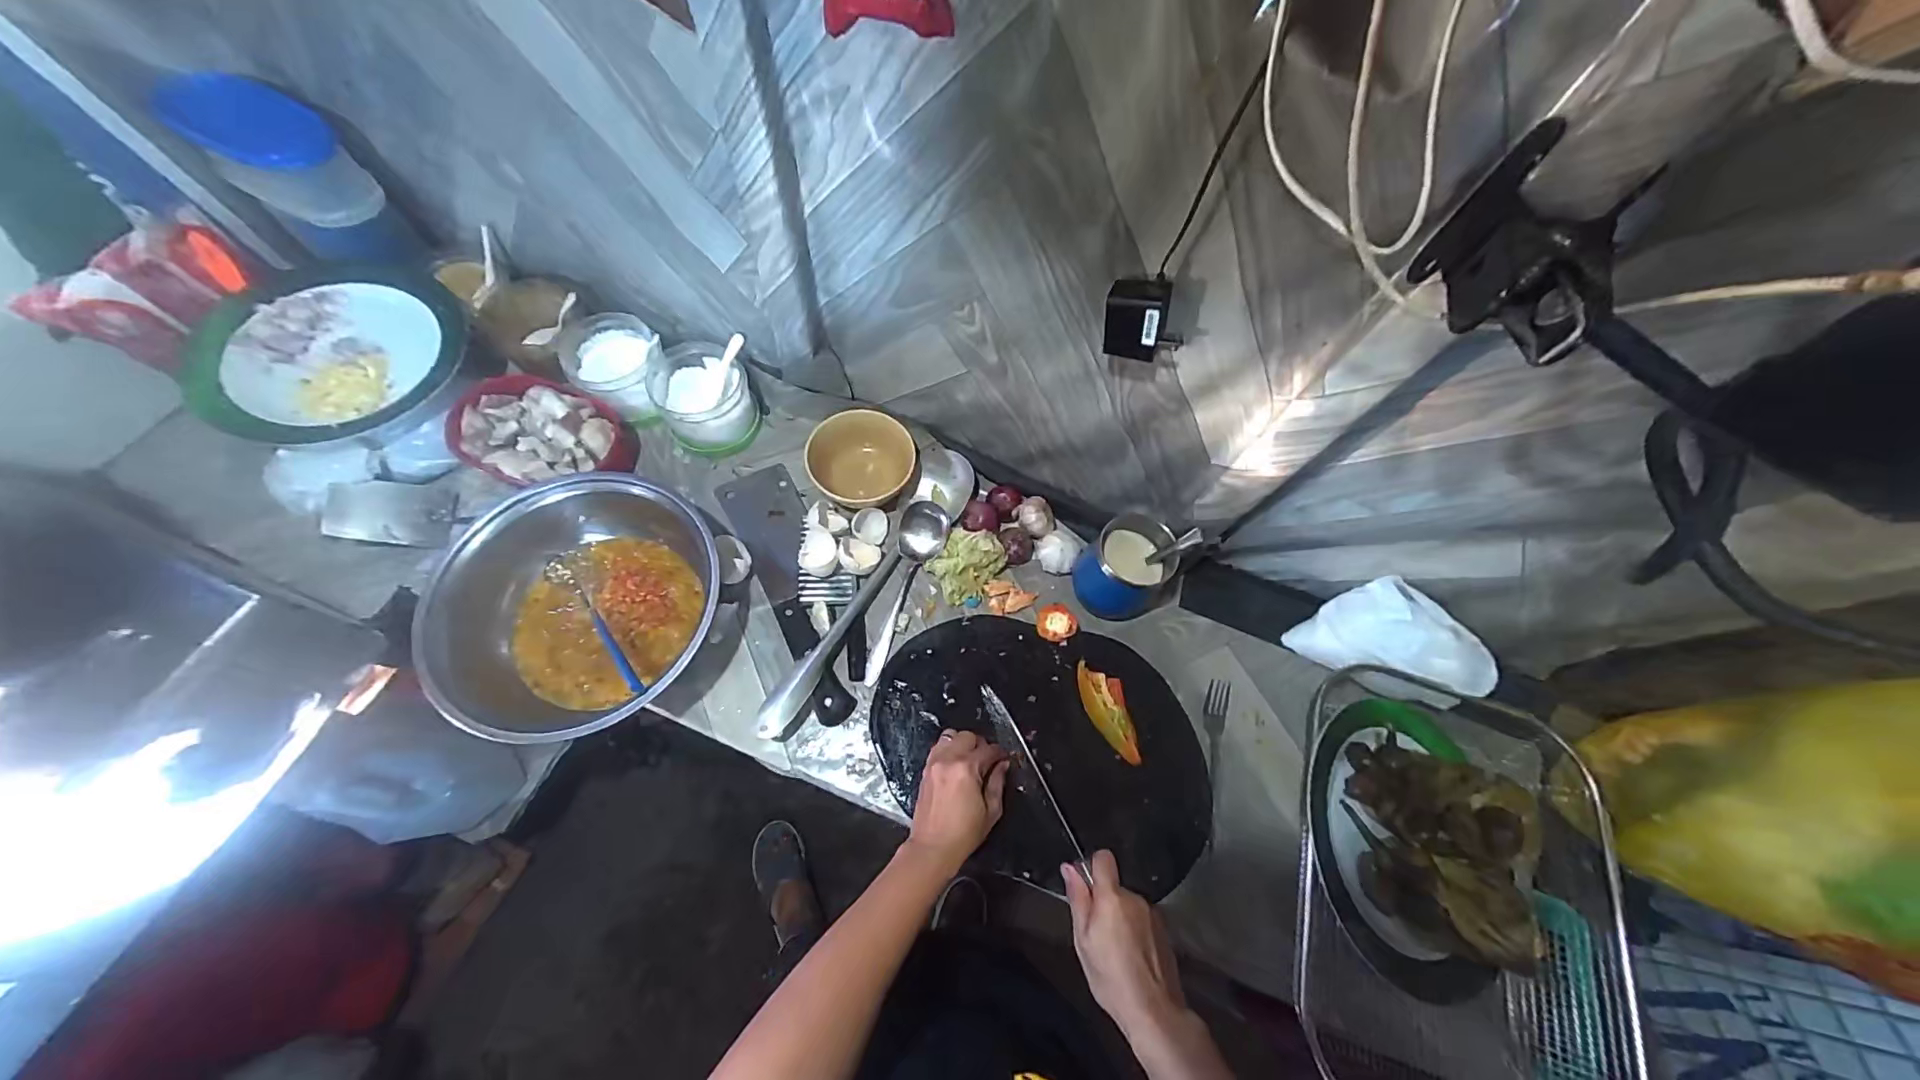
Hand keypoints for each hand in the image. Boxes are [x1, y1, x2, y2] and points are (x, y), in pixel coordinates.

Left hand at [906, 730, 1008, 873]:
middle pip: (968, 736)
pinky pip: (938, 748)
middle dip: (981, 745)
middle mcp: (948, 760)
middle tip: (988, 760)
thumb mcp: (991, 811)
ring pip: (950, 736)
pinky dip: (948, 750)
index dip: (1000, 753)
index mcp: (967, 768)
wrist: (932, 847)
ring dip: (963, 743)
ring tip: (970, 760)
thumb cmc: (962, 834)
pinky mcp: (925, 770)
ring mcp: (934, 763)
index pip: (989, 749)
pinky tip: (956, 765)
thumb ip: (998, 782)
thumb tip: (1002, 766)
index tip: (1004, 759)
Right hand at [1062, 850, 1186, 1036]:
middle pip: (1114, 886)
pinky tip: (1130, 957)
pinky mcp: (1164, 930)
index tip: (1085, 888)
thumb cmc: (1111, 978)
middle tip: (1095, 932)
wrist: (1153, 1010)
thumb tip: (1069, 868)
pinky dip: (1134, 931)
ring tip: (1114, 950)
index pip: (1103, 857)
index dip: (1091, 867)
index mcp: (1112, 897)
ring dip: (1120, 918)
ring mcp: (1152, 914)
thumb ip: (1078, 899)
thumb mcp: (1082, 939)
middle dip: (1104, 901)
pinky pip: (1142, 920)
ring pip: (1128, 905)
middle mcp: (1135, 899)